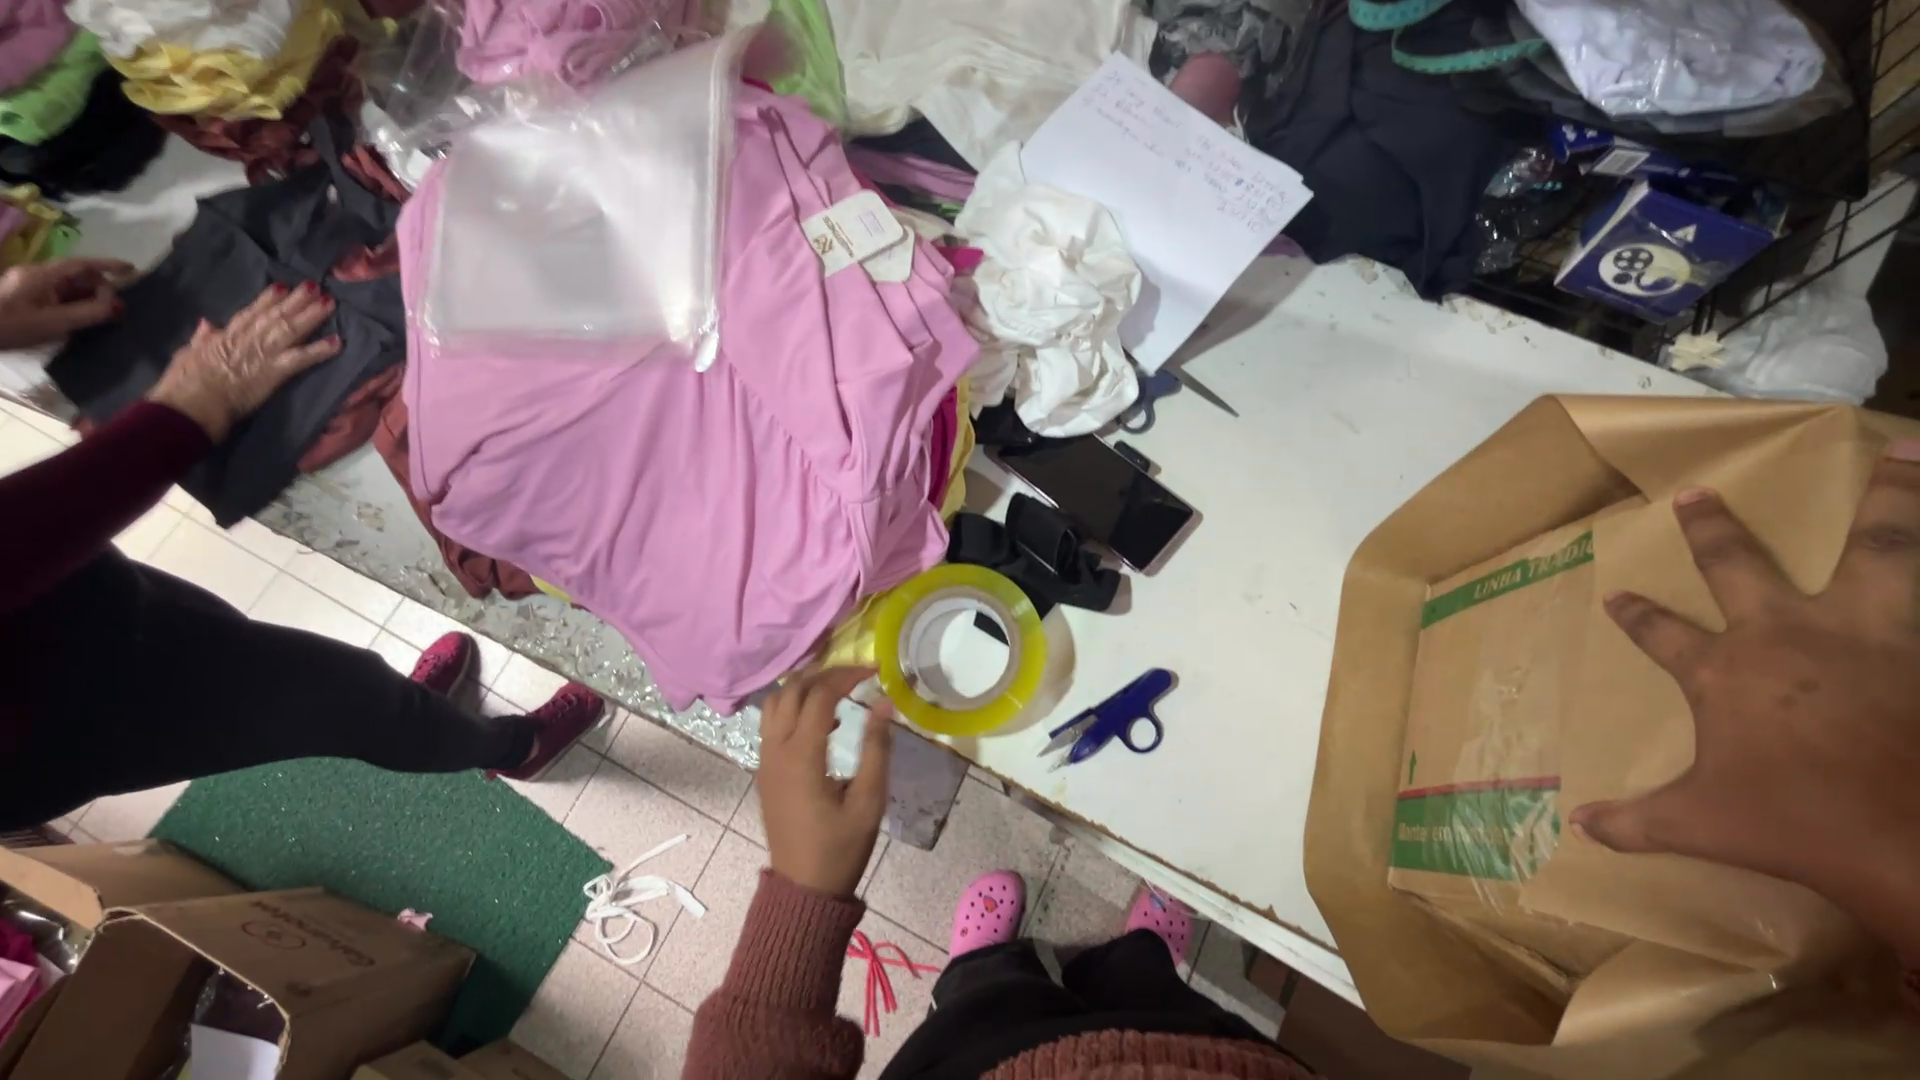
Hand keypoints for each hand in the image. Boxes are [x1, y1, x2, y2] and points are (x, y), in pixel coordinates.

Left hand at [0, 257, 134, 347]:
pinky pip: (58, 293)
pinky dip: (76, 302)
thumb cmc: (10, 327)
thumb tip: (115, 302)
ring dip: (88, 296)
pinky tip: (83, 316)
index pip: (79, 264)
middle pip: (75, 274)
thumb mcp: (56, 323)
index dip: (108, 265)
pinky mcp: (23, 295)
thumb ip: (90, 311)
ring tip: (103, 315)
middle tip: (117, 308)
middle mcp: (33, 274)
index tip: (132, 270)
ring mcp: (26, 284)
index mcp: (40, 276)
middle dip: (100, 287)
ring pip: (68, 285)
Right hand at [148, 283, 340, 441]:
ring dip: (312, 315)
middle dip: (297, 300)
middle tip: (316, 286)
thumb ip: (203, 337)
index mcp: (227, 335)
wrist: (192, 400)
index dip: (269, 299)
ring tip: (330, 303)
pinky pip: (302, 357)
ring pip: (290, 328)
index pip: (251, 312)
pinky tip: (338, 342)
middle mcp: (248, 339)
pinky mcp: (275, 371)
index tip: (284, 286)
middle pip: (276, 315)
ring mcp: (263, 353)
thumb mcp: (190, 352)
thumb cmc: (186, 380)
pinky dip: (320, 349)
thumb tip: (206, 323)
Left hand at [758, 668, 893, 897]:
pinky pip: (772, 721)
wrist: (803, 888)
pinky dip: (794, 705)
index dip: (847, 676)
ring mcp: (765, 758)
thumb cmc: (840, 848)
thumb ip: (877, 749)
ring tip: (838, 687)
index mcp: (801, 756)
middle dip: (825, 673)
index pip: (820, 696)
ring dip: (804, 686)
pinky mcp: (765, 768)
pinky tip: (824, 719)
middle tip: (857, 673)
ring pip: (776, 701)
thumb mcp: (869, 801)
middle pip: (792, 690)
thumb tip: (885, 704)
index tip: (875, 670)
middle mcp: (776, 750)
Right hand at [1572, 444, 1919, 953]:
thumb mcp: (1701, 825)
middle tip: (1700, 493)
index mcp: (1724, 671)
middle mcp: (1788, 636)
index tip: (1618, 595)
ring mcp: (1873, 637)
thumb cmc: (1796, 824)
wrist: (1913, 845)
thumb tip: (1577, 828)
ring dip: (1889, 497)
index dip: (1635, 614)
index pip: (1659, 632)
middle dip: (1712, 528)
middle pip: (1739, 565)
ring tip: (1903, 450)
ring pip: (1879, 547)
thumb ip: (1635, 823)